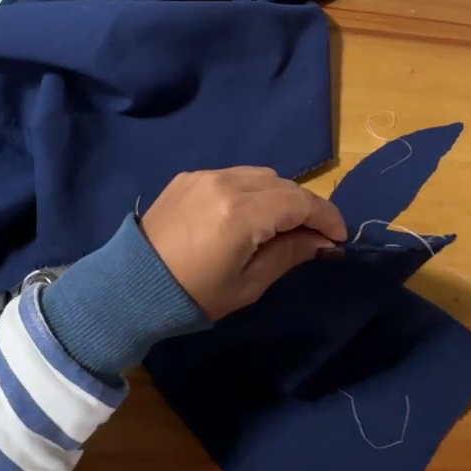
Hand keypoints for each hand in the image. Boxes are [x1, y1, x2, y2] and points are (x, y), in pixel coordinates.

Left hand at [139, 167, 347, 319]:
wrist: (131, 285)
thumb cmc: (194, 295)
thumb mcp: (248, 284)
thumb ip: (289, 254)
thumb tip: (323, 242)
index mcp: (241, 212)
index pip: (300, 202)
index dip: (327, 217)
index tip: (339, 238)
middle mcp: (225, 183)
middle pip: (283, 184)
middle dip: (305, 207)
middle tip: (314, 236)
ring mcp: (205, 175)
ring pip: (260, 175)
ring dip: (279, 196)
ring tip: (282, 226)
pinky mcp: (189, 176)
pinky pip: (234, 175)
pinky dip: (252, 190)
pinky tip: (249, 215)